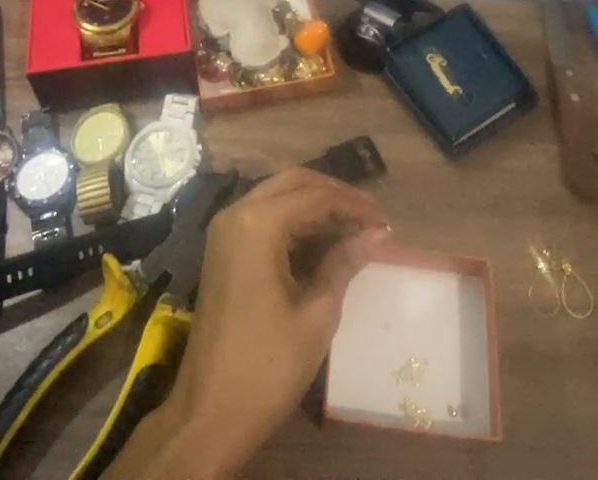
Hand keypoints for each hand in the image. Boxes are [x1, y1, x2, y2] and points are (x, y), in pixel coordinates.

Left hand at [104, 169, 389, 479]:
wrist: (209, 413)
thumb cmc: (267, 366)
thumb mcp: (317, 313)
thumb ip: (344, 263)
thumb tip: (378, 232)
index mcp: (257, 224)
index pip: (316, 196)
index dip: (355, 206)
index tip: (388, 224)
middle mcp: (236, 214)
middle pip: (294, 183)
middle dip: (335, 195)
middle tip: (372, 219)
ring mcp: (225, 232)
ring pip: (278, 197)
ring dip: (315, 207)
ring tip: (355, 231)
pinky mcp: (223, 251)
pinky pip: (263, 219)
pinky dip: (295, 224)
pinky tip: (324, 245)